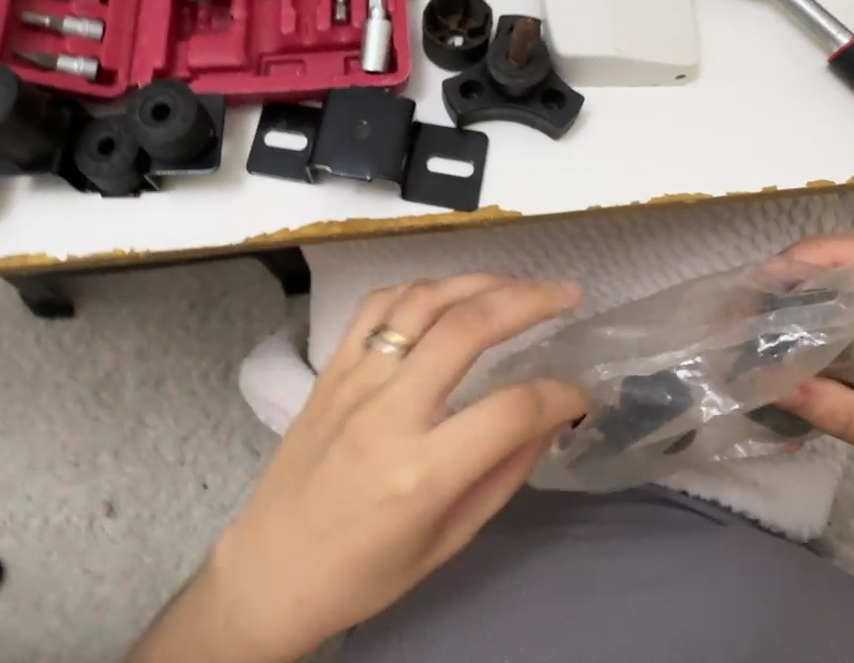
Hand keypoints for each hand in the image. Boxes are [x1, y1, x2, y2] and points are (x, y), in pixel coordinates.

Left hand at [134, 277, 587, 662]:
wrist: (273, 566)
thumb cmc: (366, 571)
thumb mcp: (449, 542)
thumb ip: (503, 475)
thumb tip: (550, 419)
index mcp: (422, 471)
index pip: (511, 410)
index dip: (559, 394)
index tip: (580, 392)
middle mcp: (387, 412)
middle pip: (466, 329)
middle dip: (527, 300)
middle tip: (567, 294)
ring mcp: (353, 382)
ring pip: (420, 303)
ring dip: (475, 282)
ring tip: (515, 283)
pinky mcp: (329, 369)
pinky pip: (374, 309)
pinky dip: (417, 291)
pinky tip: (445, 294)